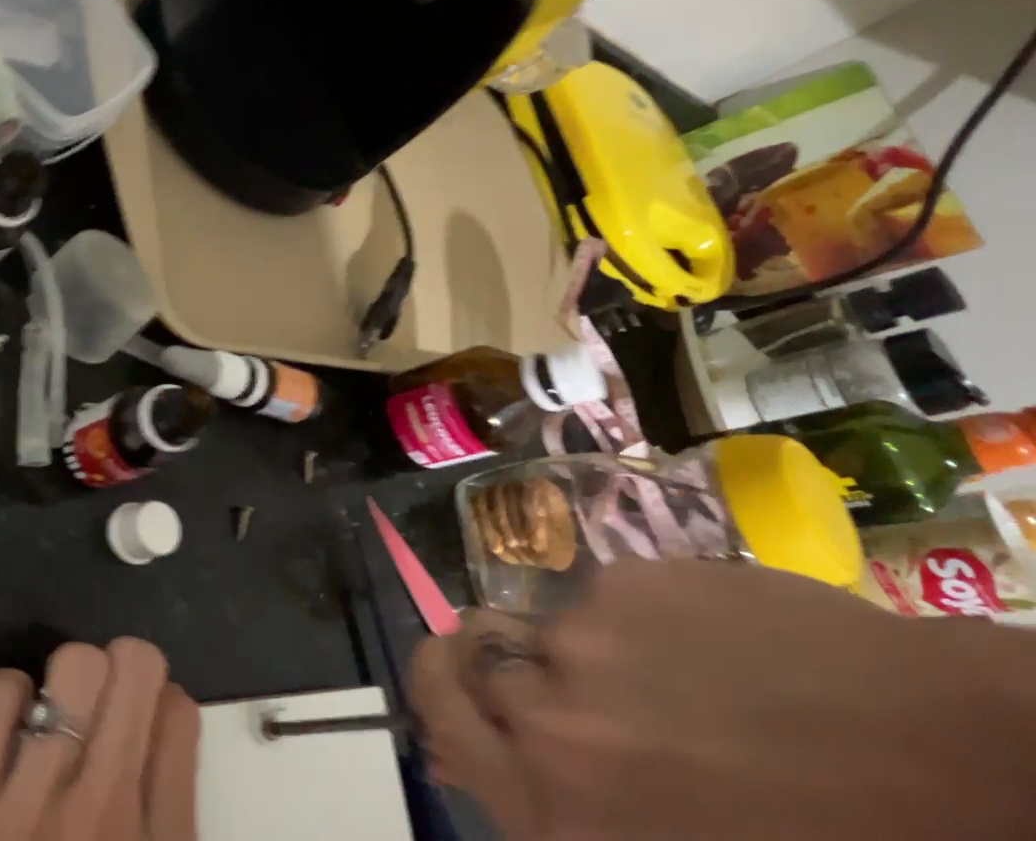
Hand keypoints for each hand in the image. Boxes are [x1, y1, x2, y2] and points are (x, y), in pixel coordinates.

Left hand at [0, 638, 200, 840]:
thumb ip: (167, 833)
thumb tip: (167, 790)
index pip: (179, 715)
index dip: (162, 707)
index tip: (142, 726)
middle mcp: (105, 807)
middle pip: (135, 667)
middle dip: (122, 670)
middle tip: (100, 705)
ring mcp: (31, 798)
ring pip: (73, 666)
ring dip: (67, 678)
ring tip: (52, 713)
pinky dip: (2, 696)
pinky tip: (3, 726)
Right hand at [411, 559, 1035, 839]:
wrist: (955, 762)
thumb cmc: (811, 837)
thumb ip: (553, 798)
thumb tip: (464, 751)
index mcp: (556, 802)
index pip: (441, 717)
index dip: (436, 693)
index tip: (458, 688)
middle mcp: (550, 715)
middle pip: (468, 653)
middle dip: (502, 662)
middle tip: (568, 680)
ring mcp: (591, 636)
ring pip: (551, 627)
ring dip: (592, 649)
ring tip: (684, 679)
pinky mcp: (640, 579)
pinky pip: (613, 597)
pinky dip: (647, 618)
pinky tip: (725, 649)